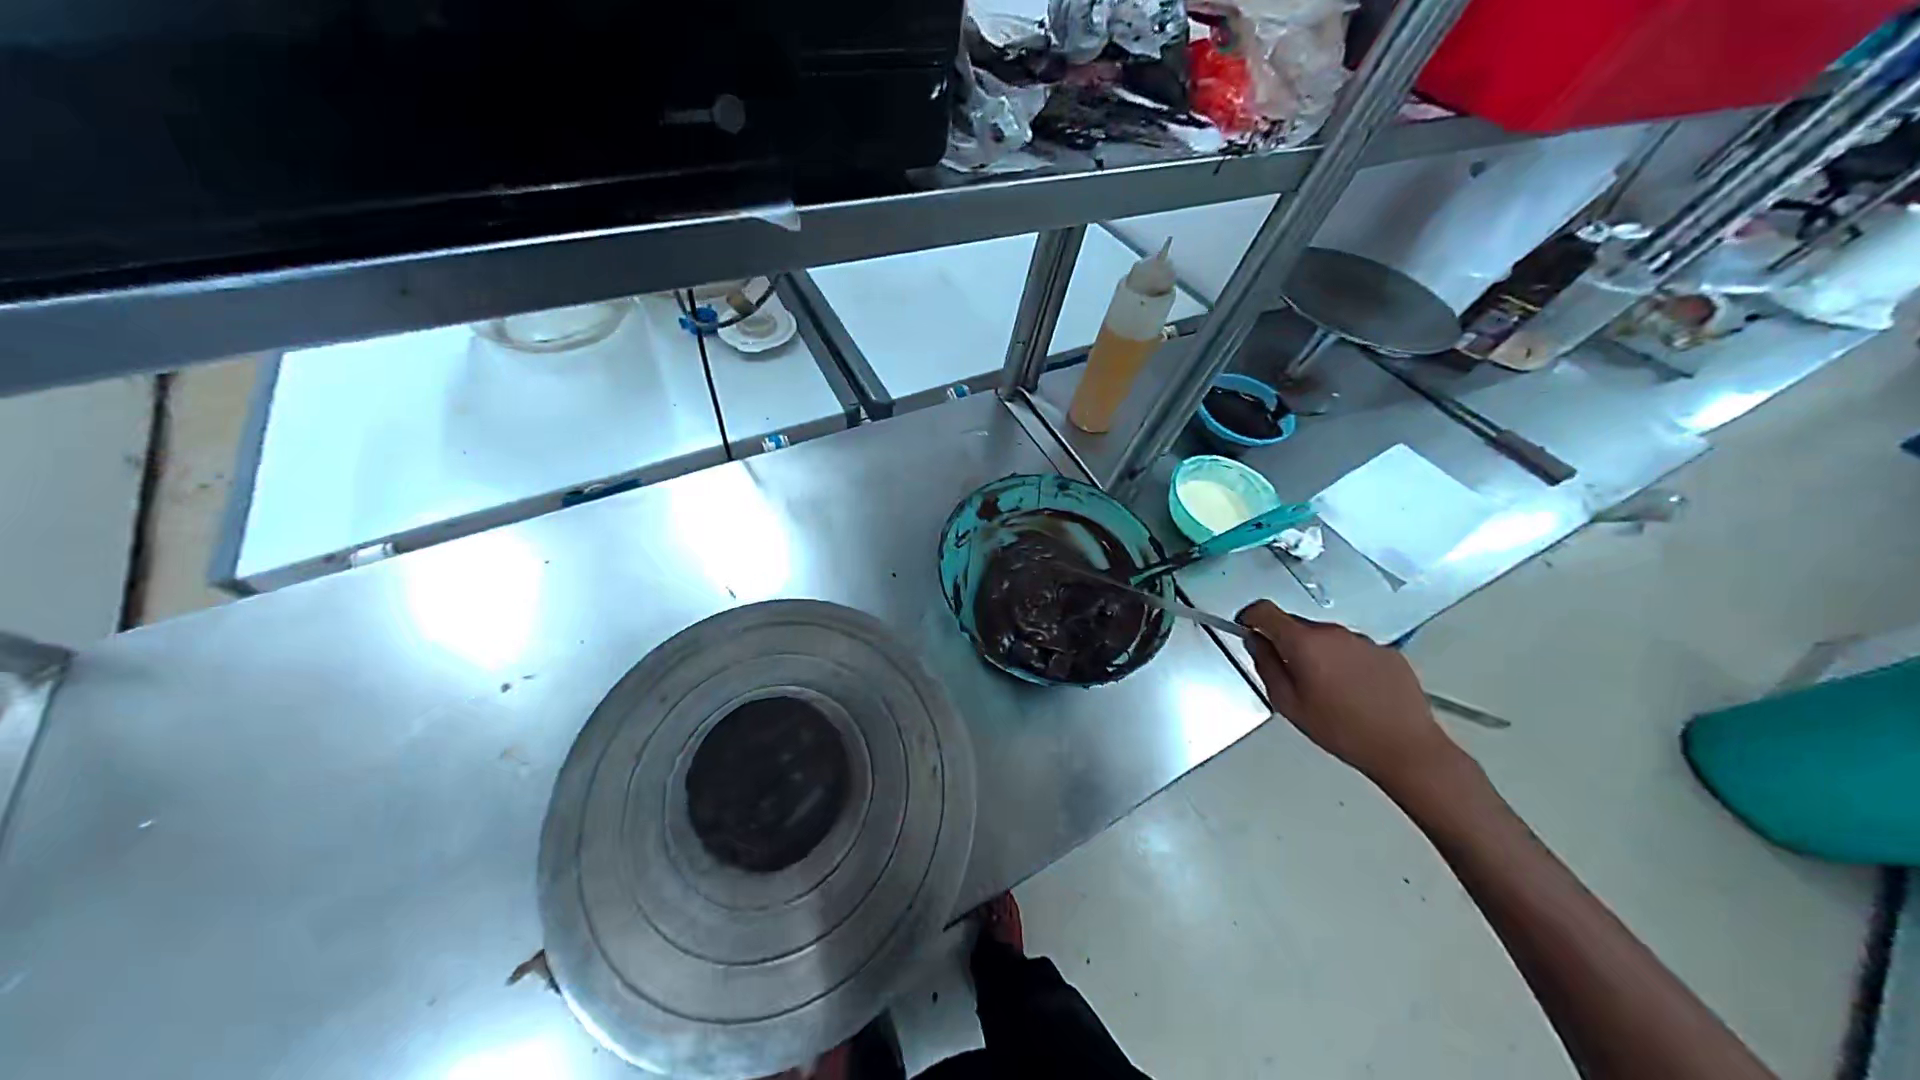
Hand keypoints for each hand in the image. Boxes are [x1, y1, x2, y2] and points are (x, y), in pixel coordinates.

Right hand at [1236, 600, 1462, 788]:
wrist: (1404, 747)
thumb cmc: (1344, 730)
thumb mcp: (1288, 703)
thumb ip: (1265, 665)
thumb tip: (1256, 643)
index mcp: (1304, 643)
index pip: (1265, 611)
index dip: (1250, 617)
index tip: (1247, 626)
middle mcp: (1334, 633)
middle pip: (1296, 625)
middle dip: (1286, 643)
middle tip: (1289, 677)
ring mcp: (1363, 641)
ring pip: (1326, 638)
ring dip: (1318, 654)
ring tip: (1326, 691)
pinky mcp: (1387, 652)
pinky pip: (1354, 649)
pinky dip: (1346, 663)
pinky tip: (1352, 692)